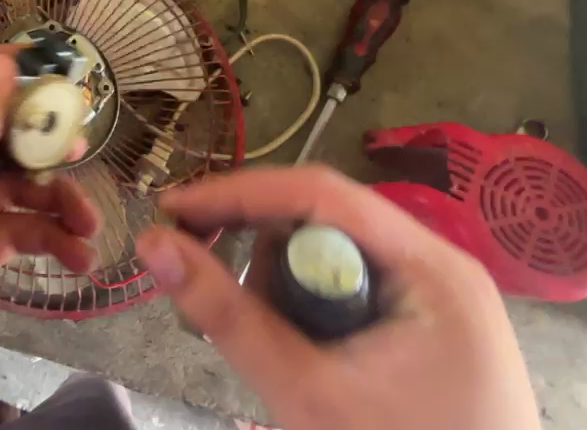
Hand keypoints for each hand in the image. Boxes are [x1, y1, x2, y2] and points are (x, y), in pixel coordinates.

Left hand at [0, 47, 101, 429]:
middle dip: (39, 138)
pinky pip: (12, 237)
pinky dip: (45, 242)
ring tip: (89, 225)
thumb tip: (0, 64)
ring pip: (10, 189)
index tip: (56, 67)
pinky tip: (75, 259)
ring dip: (52, 198)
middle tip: (84, 150)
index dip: (2, 68)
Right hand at [135, 167, 538, 429]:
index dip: (236, 193)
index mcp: (430, 268)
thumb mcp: (306, 393)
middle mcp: (436, 262)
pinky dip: (302, 299)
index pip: (316, 193)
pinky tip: (292, 342)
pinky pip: (343, 278)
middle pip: (320, 216)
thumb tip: (149, 243)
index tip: (171, 210)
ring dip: (278, 279)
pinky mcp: (424, 319)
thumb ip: (226, 314)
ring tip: (266, 339)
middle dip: (254, 240)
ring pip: (326, 246)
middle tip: (198, 267)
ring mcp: (435, 292)